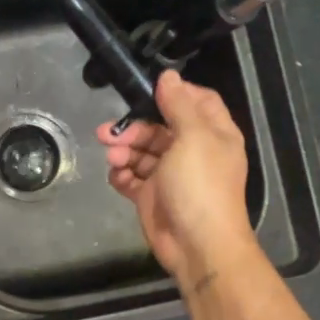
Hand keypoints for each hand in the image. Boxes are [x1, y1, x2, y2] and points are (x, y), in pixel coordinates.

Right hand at [96, 70, 255, 288]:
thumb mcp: (193, 138)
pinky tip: (117, 177)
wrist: (197, 243)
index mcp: (212, 134)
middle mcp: (192, 151)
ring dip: (123, 151)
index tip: (145, 93)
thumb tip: (168, 76)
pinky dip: (121, 176)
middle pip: (159, 128)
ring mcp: (170, 175)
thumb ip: (179, 105)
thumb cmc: (200, 186)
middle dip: (133, 127)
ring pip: (141, 152)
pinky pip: (132, 178)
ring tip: (111, 158)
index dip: (172, 94)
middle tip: (108, 133)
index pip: (196, 102)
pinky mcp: (151, 196)